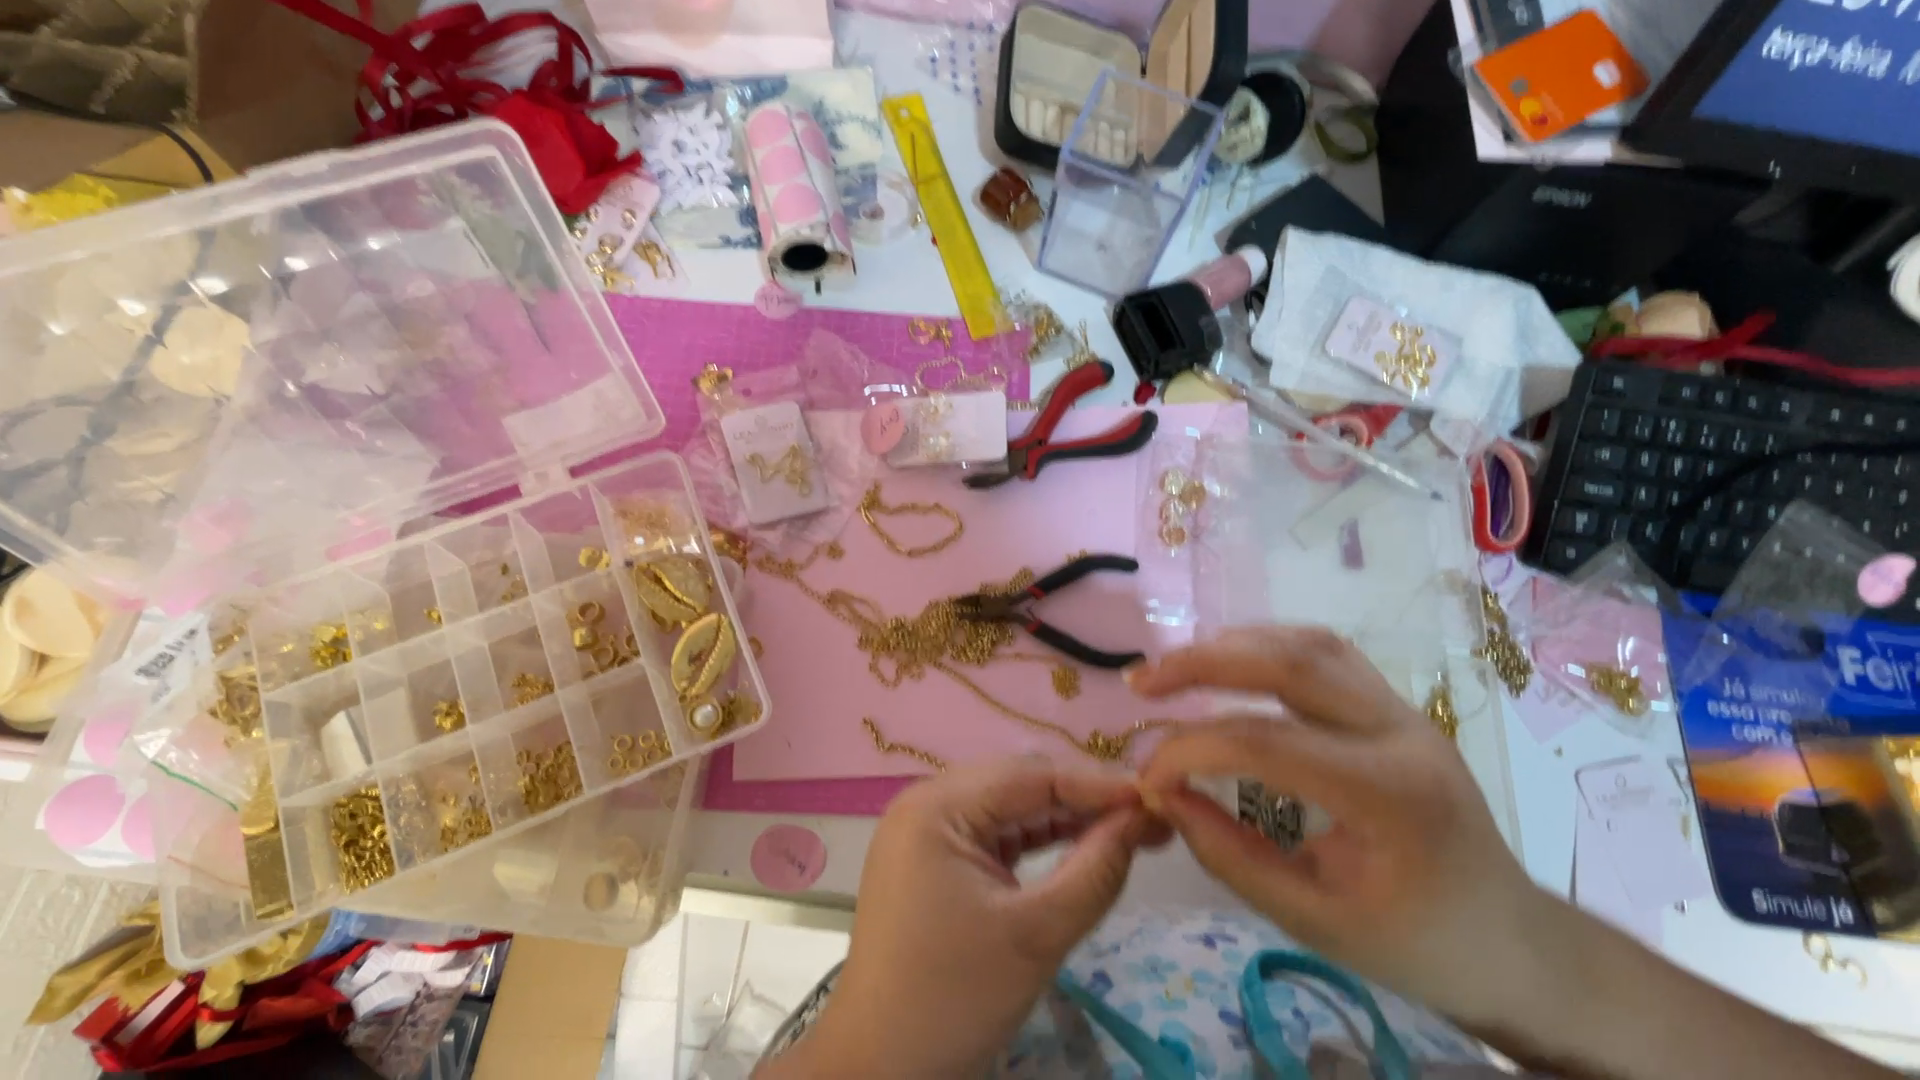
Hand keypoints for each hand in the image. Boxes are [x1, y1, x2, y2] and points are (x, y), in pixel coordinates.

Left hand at [773, 759, 1167, 1076]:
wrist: (880, 1066)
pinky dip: (1040, 843)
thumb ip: (1096, 870)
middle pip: (1021, 786)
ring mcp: (928, 833)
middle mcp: (927, 804)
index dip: (1100, 784)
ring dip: (1069, 820)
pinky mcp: (935, 862)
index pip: (1033, 776)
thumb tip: (1142, 818)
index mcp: (937, 806)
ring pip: (1012, 810)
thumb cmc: (954, 997)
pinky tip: (1086, 848)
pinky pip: (997, 836)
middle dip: (1087, 801)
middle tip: (1153, 818)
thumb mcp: (1037, 934)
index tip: (1161, 796)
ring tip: (1134, 833)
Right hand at [1130, 626, 1552, 1027]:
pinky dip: (1267, 650)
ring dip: (1234, 646)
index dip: (1190, 750)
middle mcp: (1401, 732)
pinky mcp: (1396, 710)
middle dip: (1202, 663)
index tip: (1147, 778)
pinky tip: (1230, 668)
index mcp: (1389, 794)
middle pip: (1291, 661)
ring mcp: (1404, 712)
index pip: (1266, 742)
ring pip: (1309, 645)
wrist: (1510, 940)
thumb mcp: (1315, 920)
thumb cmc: (1416, 945)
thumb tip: (1164, 796)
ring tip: (1175, 670)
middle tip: (1141, 684)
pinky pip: (1326, 656)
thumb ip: (1232, 856)